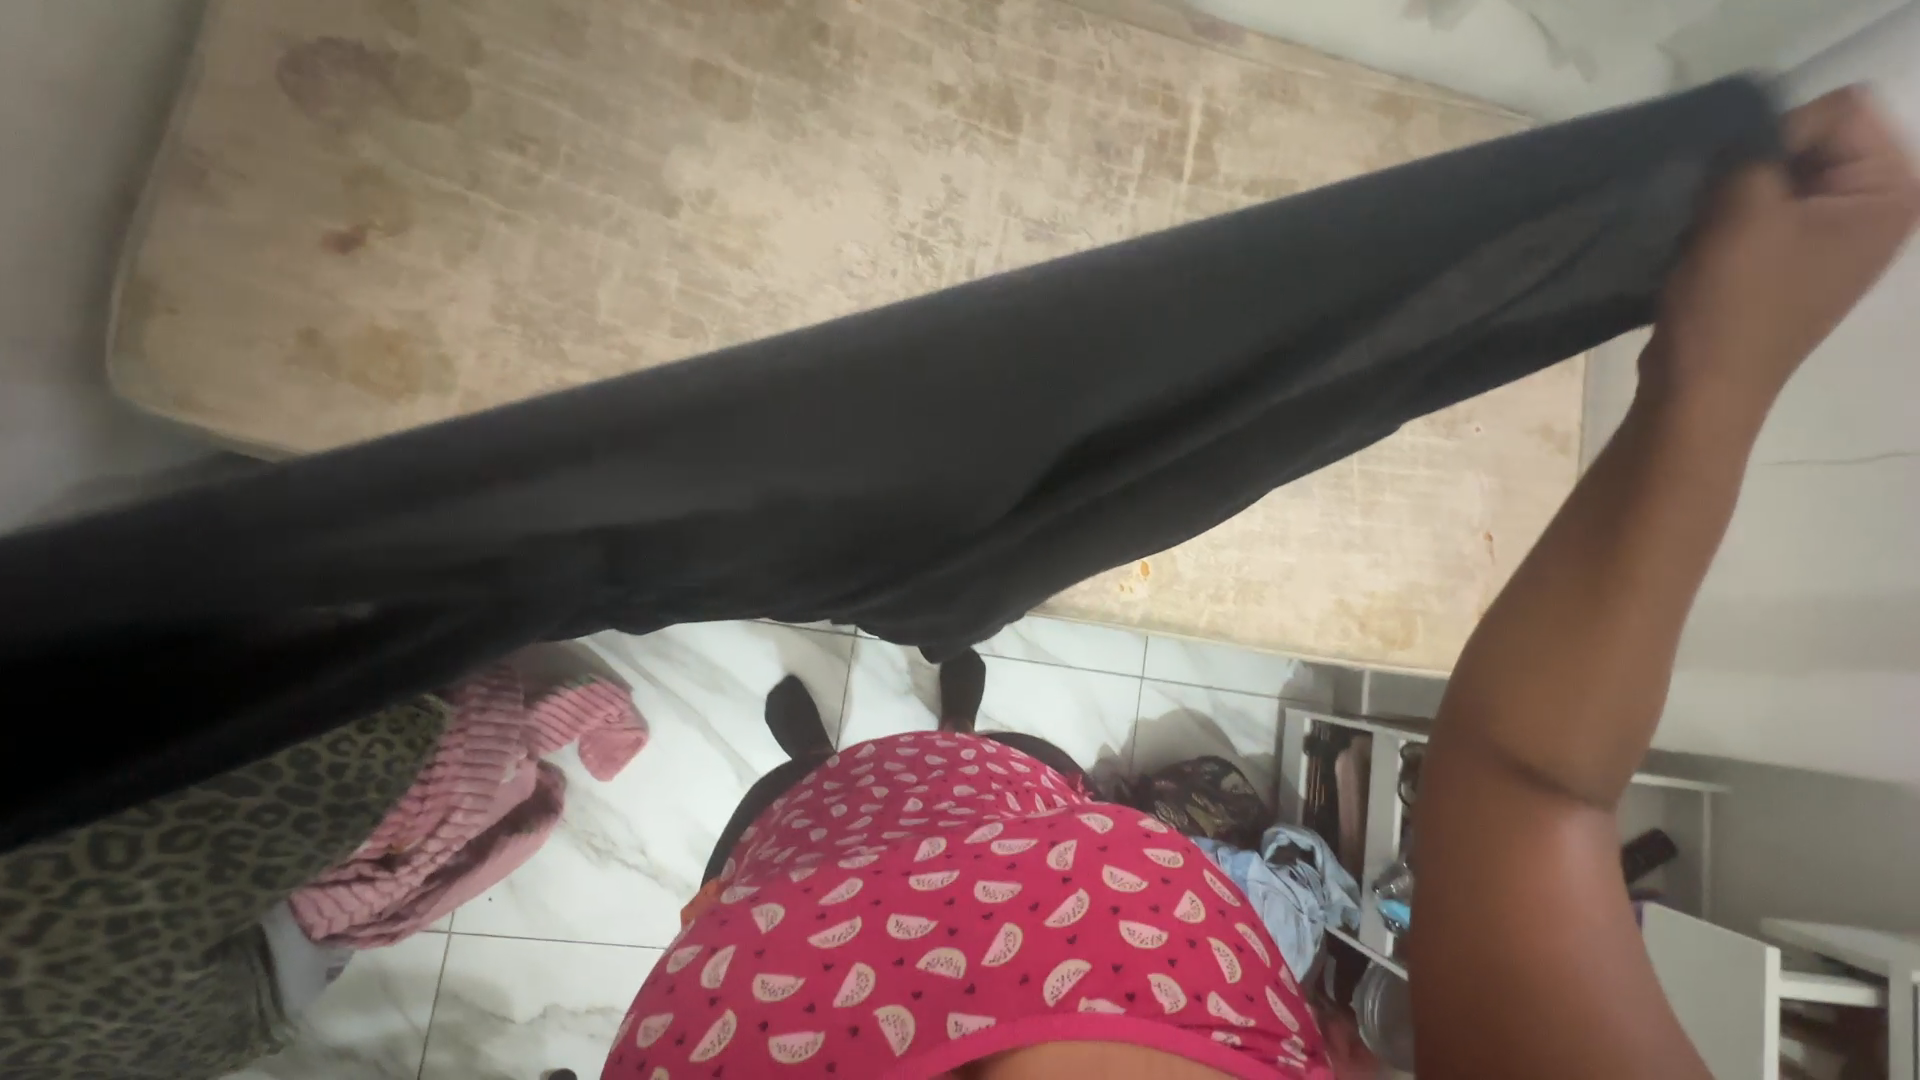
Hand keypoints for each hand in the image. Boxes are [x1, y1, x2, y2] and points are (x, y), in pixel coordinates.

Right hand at [1646, 86, 1919, 405]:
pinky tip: (1707, 256)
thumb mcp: (1740, 216)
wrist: (1701, 389)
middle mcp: (1880, 208)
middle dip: (1753, 170)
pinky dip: (1729, 227)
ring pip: (1779, 182)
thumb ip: (1750, 155)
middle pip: (1814, 144)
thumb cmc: (1730, 306)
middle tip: (1713, 215)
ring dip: (1734, 202)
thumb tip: (1739, 133)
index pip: (1839, 111)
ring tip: (1707, 239)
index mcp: (1893, 190)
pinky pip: (1765, 218)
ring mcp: (1836, 241)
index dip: (1772, 136)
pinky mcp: (1792, 266)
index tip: (1727, 186)